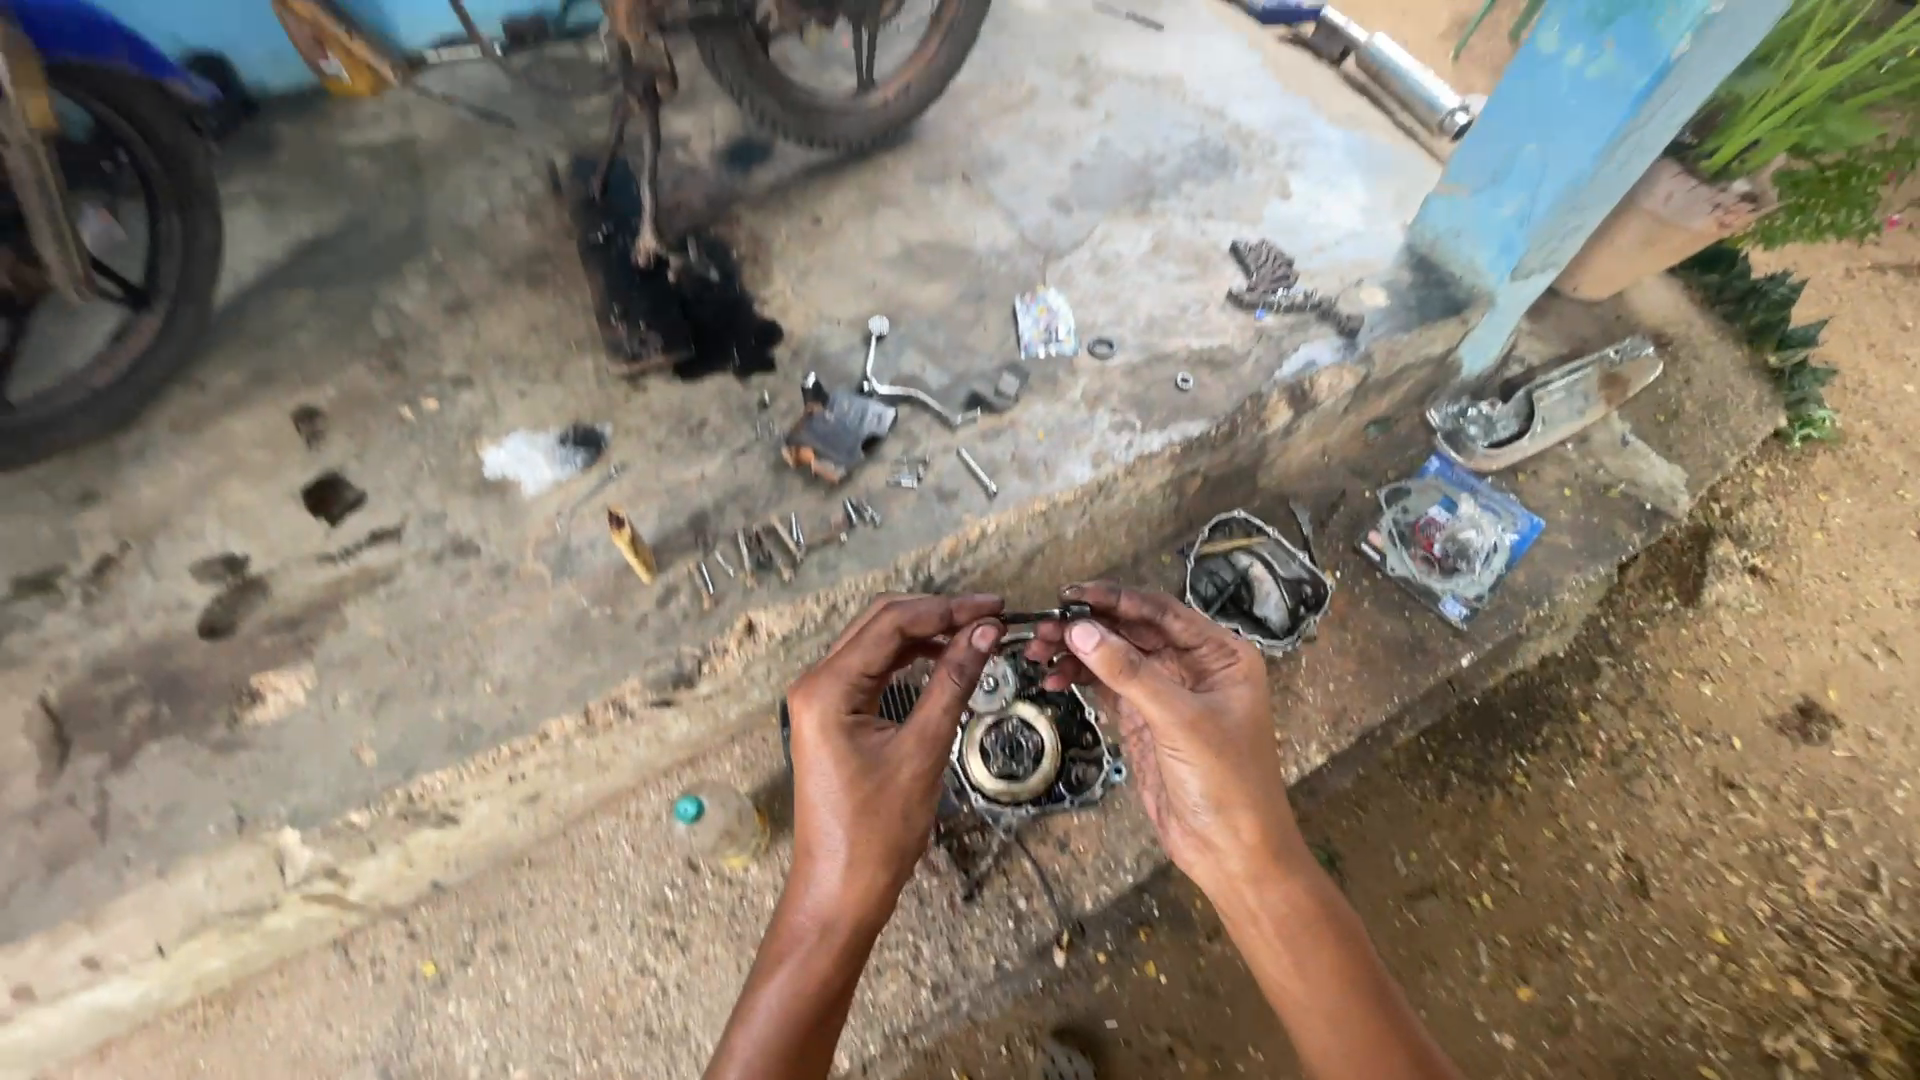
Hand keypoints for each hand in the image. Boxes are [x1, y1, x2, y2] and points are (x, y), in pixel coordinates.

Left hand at [782, 593, 1005, 925]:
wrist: (840, 892)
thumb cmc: (878, 832)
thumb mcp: (922, 751)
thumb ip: (953, 682)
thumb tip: (984, 632)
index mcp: (828, 687)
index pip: (892, 623)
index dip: (947, 609)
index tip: (994, 608)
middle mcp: (816, 681)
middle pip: (880, 623)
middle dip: (936, 614)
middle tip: (989, 616)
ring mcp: (820, 698)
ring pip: (877, 643)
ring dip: (924, 633)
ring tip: (974, 634)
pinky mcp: (831, 715)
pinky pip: (872, 670)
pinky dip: (909, 659)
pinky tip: (943, 660)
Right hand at [1025, 582, 1309, 893]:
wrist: (1231, 852)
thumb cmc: (1228, 782)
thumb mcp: (1179, 720)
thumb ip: (1128, 671)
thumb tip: (1080, 629)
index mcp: (1220, 654)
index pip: (1161, 612)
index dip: (1115, 600)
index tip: (1072, 596)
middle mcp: (1193, 666)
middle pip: (1132, 631)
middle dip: (1088, 627)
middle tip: (1044, 626)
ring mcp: (1165, 692)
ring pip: (1114, 657)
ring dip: (1077, 653)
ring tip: (1038, 651)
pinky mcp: (1142, 719)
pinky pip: (1106, 686)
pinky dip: (1080, 680)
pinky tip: (1054, 678)